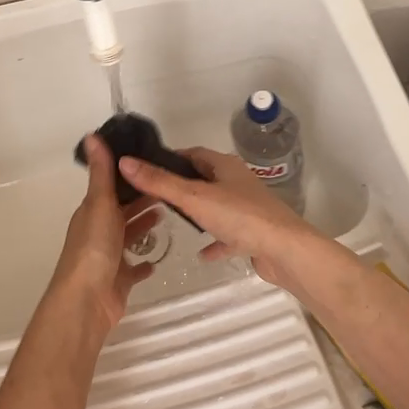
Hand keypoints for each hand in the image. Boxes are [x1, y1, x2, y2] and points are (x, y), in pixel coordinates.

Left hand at [46, 135, 159, 329]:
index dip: (130, 178)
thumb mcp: (100, 203)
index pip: (112, 189)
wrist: (86, 299)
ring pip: (127, 238)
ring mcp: (108, 259)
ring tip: (166, 217)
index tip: (153, 166)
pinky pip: (133, 270)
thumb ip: (101, 172)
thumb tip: (91, 135)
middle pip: (121, 212)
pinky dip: (143, 264)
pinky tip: (155, 261)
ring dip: (142, 227)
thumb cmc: (94, 248)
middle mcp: (98, 233)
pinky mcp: (118, 281)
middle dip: (140, 201)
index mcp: (92, 213)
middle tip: (168, 189)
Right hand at [118, 147, 325, 288]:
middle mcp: (237, 183)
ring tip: (173, 222)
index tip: (146, 168)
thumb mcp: (194, 198)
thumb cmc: (240, 217)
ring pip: (216, 207)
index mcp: (225, 167)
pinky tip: (201, 254)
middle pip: (205, 179)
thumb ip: (160, 182)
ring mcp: (247, 209)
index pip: (193, 154)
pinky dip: (214, 242)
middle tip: (154, 196)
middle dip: (181, 185)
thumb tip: (125, 161)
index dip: (170, 159)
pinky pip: (228, 235)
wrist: (284, 250)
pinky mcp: (253, 234)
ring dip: (198, 213)